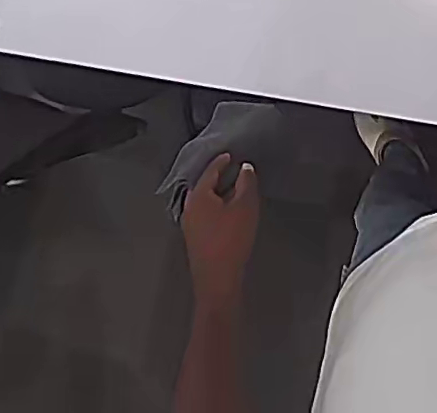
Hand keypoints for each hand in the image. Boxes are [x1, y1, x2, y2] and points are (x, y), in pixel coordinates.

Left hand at [182, 153, 258, 309]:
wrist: (217, 282)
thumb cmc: (231, 239)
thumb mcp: (245, 206)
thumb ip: (246, 182)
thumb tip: (244, 167)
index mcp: (198, 195)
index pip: (210, 171)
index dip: (221, 161)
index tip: (231, 154)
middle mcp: (189, 207)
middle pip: (204, 185)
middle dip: (218, 176)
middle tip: (233, 168)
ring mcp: (190, 224)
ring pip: (204, 200)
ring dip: (218, 192)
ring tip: (234, 187)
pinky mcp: (195, 239)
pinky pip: (205, 212)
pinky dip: (216, 205)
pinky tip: (228, 210)